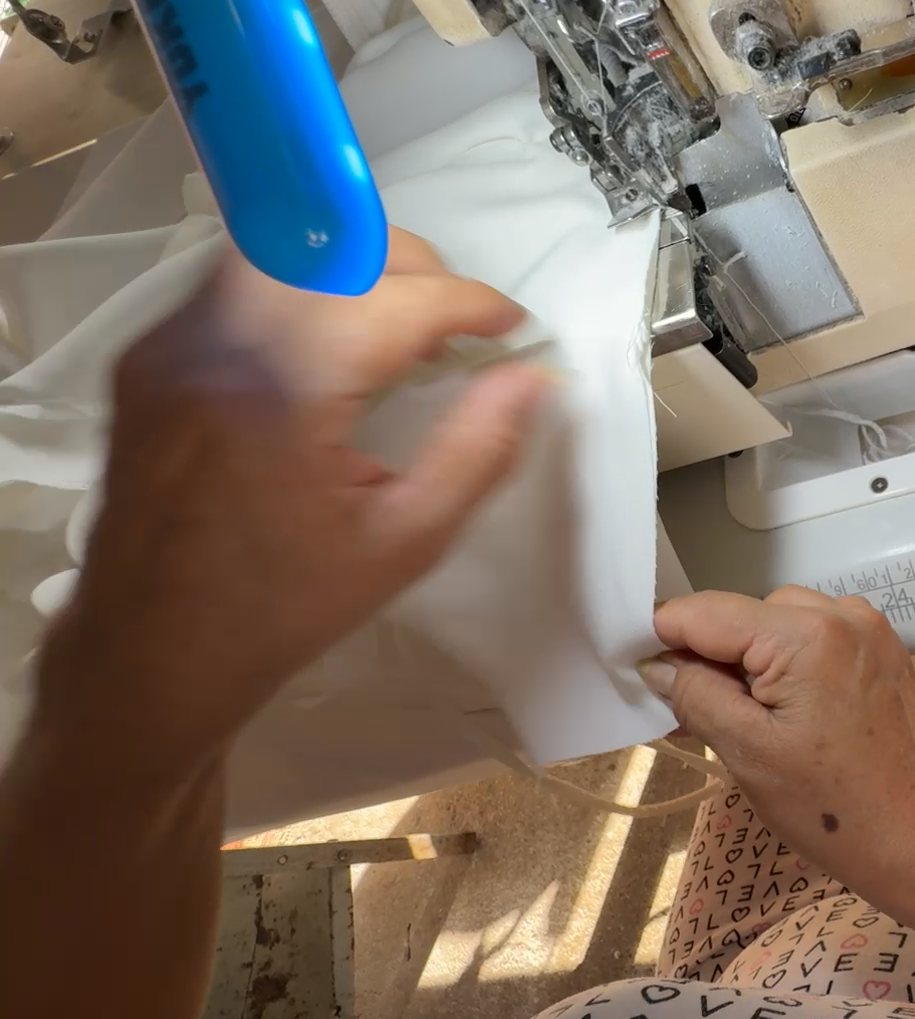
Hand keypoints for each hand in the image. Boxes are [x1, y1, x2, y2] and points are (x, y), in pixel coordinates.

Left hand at [33, 229, 545, 774]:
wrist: (155, 646)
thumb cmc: (296, 601)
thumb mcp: (415, 536)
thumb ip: (482, 448)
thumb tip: (534, 378)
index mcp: (282, 394)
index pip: (392, 299)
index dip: (471, 301)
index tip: (516, 328)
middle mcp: (212, 347)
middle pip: (328, 248)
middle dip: (418, 270)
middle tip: (470, 325)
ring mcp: (169, 346)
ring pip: (279, 252)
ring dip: (363, 271)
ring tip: (416, 328)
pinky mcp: (152, 359)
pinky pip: (243, 285)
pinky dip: (316, 291)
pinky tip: (350, 348)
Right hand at [644, 588, 914, 920]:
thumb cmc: (831, 808)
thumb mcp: (747, 753)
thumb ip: (696, 695)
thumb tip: (657, 663)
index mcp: (807, 634)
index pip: (709, 612)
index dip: (664, 635)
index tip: (635, 665)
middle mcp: (843, 613)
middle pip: (747, 614)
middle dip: (714, 654)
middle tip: (696, 712)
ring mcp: (869, 627)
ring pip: (780, 621)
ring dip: (753, 657)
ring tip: (746, 716)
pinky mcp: (882, 647)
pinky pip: (817, 634)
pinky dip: (790, 660)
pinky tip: (785, 706)